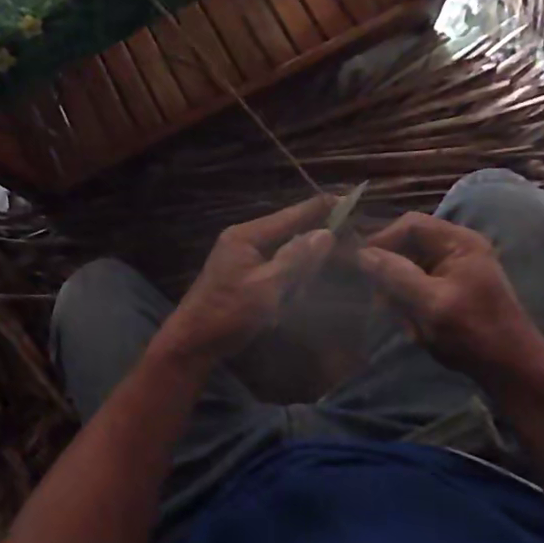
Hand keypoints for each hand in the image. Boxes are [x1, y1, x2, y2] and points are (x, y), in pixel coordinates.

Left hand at [154, 196, 336, 364]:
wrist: (193, 342)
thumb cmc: (227, 314)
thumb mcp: (266, 287)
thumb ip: (295, 259)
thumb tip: (325, 233)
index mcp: (246, 235)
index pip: (290, 215)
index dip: (319, 208)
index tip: (348, 200)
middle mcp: (244, 239)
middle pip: (288, 228)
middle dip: (317, 230)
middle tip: (350, 231)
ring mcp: (243, 257)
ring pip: (284, 247)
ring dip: (307, 251)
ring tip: (337, 248)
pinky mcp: (245, 275)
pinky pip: (276, 263)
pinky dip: (294, 267)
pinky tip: (311, 272)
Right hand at [354, 212, 543, 387]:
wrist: (512, 370)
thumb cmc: (473, 333)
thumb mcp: (430, 303)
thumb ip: (396, 275)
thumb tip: (363, 255)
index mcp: (459, 242)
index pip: (410, 225)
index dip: (383, 240)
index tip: (362, 267)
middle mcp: (458, 249)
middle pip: (408, 247)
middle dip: (392, 275)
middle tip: (384, 303)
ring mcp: (456, 271)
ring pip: (410, 270)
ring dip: (401, 296)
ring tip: (407, 322)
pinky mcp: (453, 291)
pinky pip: (419, 289)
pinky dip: (411, 307)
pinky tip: (416, 329)